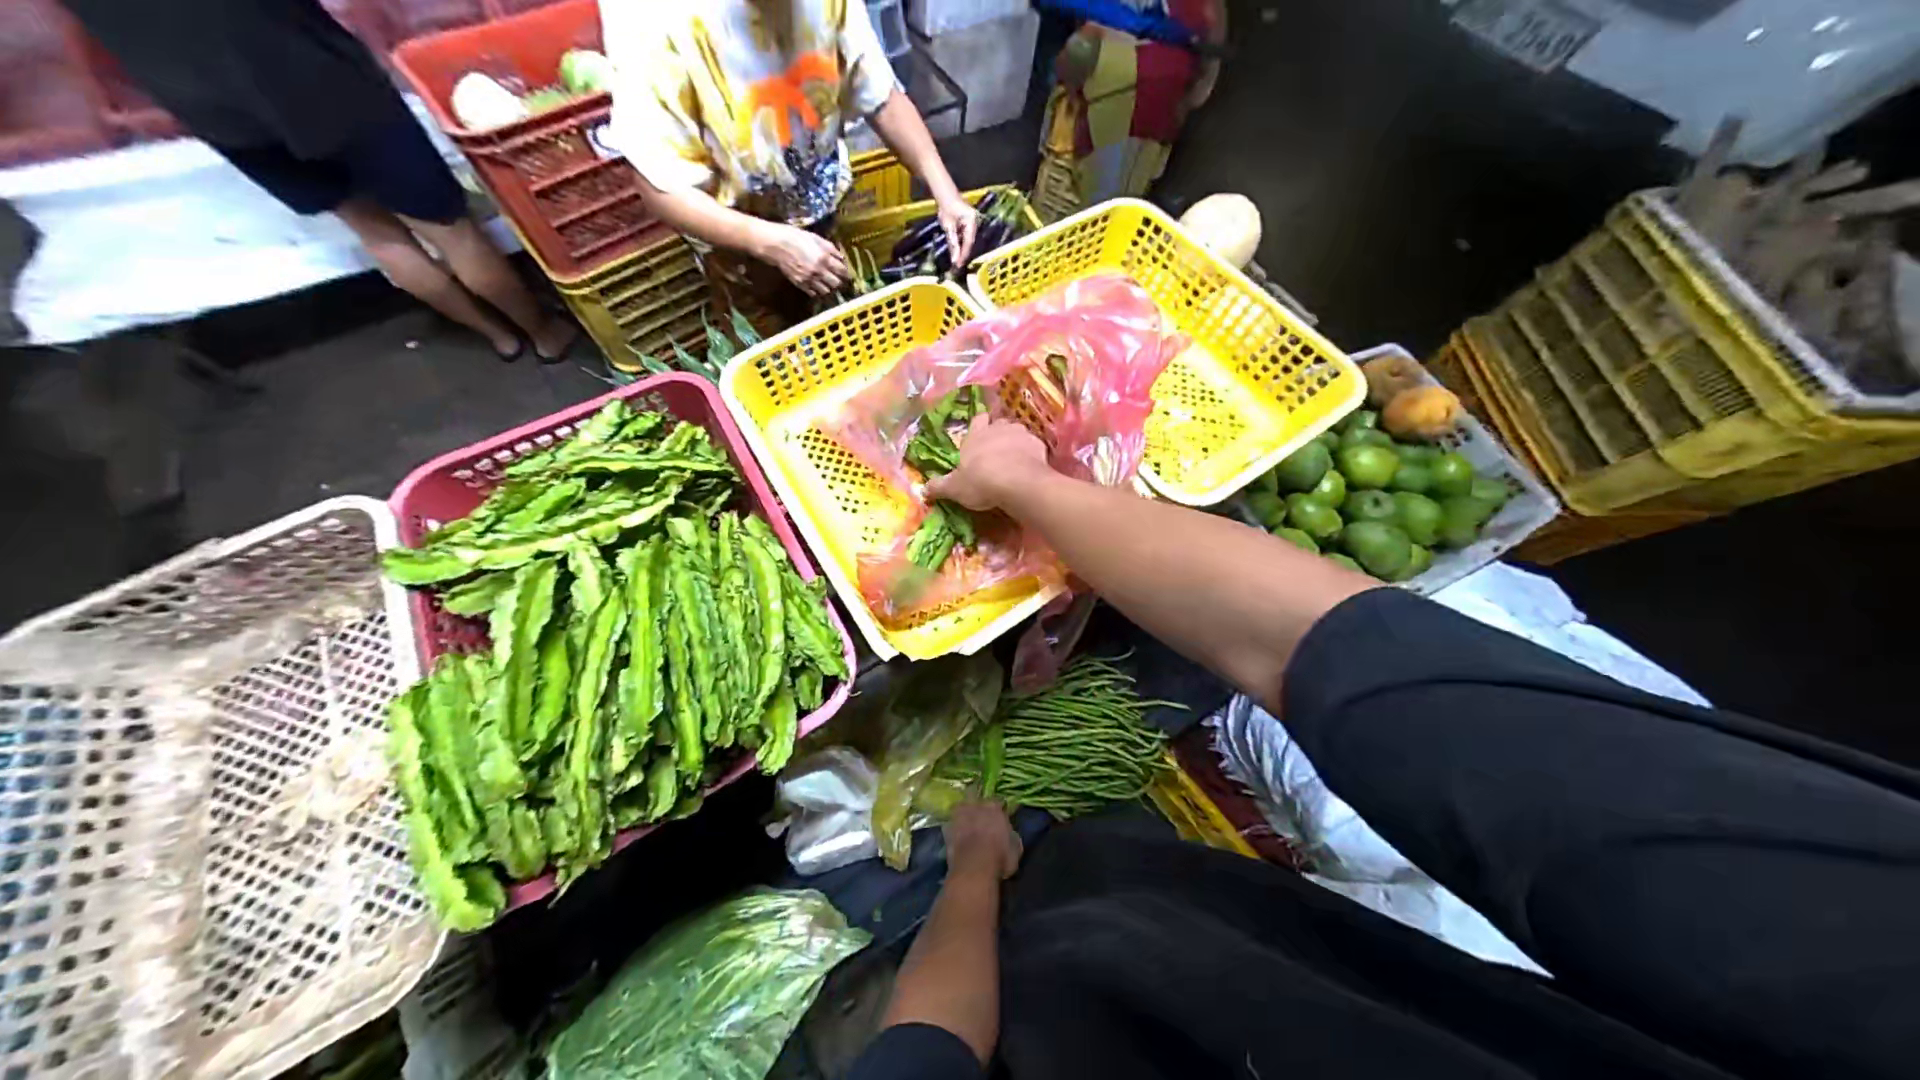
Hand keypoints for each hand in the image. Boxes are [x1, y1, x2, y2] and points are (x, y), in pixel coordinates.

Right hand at [755, 222, 850, 295]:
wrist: (776, 245)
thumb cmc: (796, 237)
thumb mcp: (816, 238)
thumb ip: (831, 249)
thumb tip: (841, 258)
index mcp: (825, 258)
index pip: (842, 271)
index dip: (846, 273)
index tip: (846, 273)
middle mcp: (819, 272)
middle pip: (836, 284)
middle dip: (839, 281)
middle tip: (837, 278)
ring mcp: (810, 280)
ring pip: (826, 291)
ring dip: (828, 287)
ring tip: (827, 282)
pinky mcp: (801, 285)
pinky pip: (814, 293)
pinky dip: (817, 290)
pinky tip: (816, 284)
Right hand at [924, 415, 1051, 511]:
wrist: (1017, 483)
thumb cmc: (980, 482)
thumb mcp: (954, 488)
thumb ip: (939, 486)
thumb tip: (923, 489)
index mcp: (976, 435)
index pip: (977, 420)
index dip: (979, 426)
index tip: (980, 433)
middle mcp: (998, 428)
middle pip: (999, 424)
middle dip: (998, 434)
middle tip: (996, 450)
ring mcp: (1021, 434)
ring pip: (1018, 433)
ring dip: (1016, 443)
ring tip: (1015, 459)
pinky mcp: (1039, 445)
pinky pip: (1034, 447)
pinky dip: (1032, 455)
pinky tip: (1030, 468)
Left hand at [936, 193, 979, 268]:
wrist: (946, 197)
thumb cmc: (946, 209)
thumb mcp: (948, 227)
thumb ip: (952, 243)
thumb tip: (954, 260)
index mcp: (972, 222)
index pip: (969, 242)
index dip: (964, 255)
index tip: (958, 265)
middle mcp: (976, 223)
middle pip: (970, 243)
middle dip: (964, 255)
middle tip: (957, 266)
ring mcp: (974, 224)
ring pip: (969, 241)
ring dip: (963, 251)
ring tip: (957, 262)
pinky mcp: (971, 225)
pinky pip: (967, 238)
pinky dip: (962, 245)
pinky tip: (958, 252)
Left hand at [944, 800, 1020, 880]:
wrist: (974, 868)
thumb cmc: (999, 858)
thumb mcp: (1015, 849)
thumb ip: (1011, 835)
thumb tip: (1009, 833)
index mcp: (995, 808)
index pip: (997, 801)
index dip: (998, 809)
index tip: (999, 817)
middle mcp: (976, 806)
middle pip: (975, 797)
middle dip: (977, 804)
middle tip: (979, 816)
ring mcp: (959, 815)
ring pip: (960, 807)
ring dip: (963, 813)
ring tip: (965, 823)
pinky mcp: (946, 828)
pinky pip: (950, 824)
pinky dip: (952, 828)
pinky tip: (955, 836)